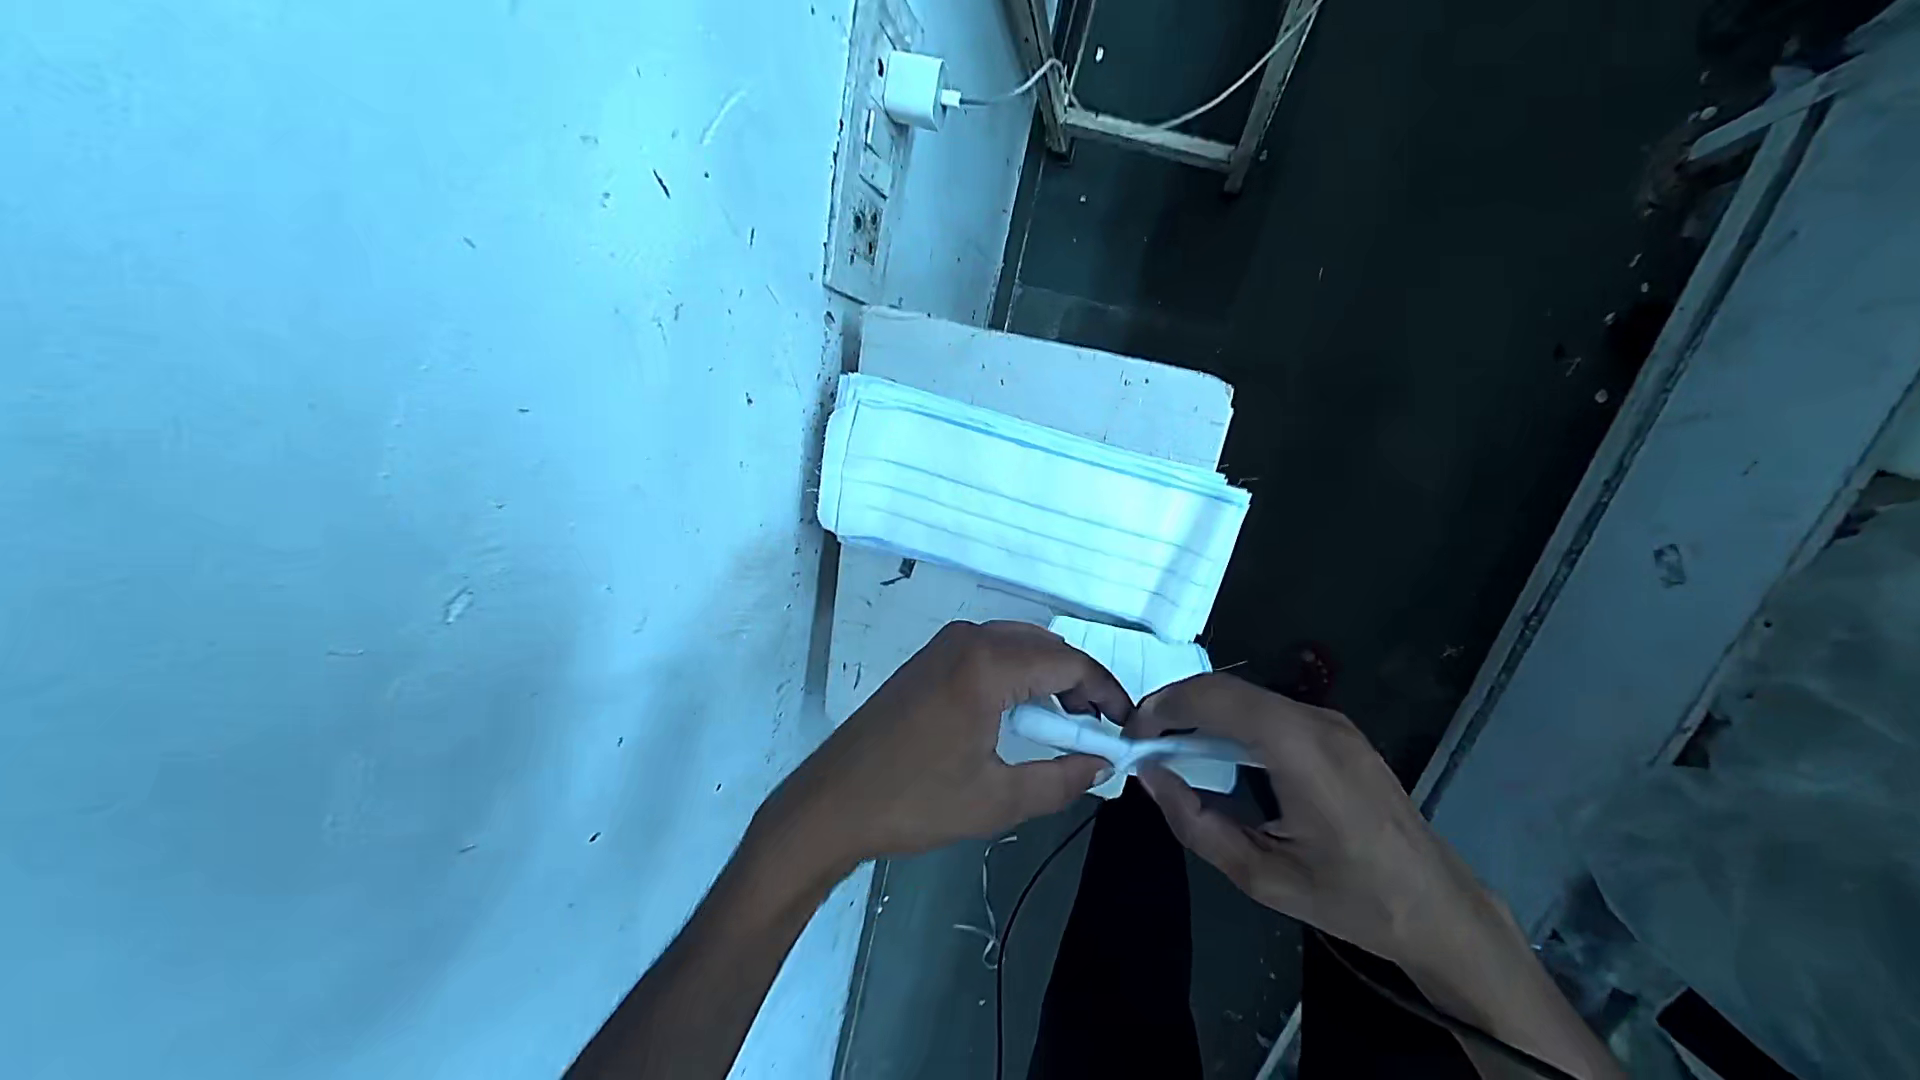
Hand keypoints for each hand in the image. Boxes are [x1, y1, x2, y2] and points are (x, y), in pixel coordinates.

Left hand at [765, 620, 1130, 870]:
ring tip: (1063, 723)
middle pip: (1046, 646)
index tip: (1125, 724)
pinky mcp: (928, 658)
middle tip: (1096, 727)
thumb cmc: (915, 802)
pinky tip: (1020, 711)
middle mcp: (968, 639)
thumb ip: (1062, 779)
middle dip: (1080, 682)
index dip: (1106, 692)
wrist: (832, 801)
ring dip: (1048, 675)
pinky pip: (989, 650)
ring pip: (1018, 644)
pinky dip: (1017, 672)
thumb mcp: (999, 799)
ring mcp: (943, 644)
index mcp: (988, 666)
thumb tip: (1102, 765)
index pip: (1069, 663)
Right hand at [1127, 673, 1498, 970]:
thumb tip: (1150, 775)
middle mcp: (1317, 722)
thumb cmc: (1351, 898)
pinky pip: (1266, 708)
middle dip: (1175, 704)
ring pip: (1245, 694)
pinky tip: (1212, 746)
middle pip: (1227, 689)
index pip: (1219, 699)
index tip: (1133, 734)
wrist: (1440, 908)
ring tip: (1167, 742)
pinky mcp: (1335, 729)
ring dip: (1199, 708)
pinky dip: (1227, 717)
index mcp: (1303, 753)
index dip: (1167, 706)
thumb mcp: (1260, 875)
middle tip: (1142, 738)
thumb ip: (1196, 823)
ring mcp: (1331, 721)